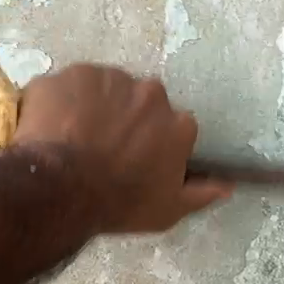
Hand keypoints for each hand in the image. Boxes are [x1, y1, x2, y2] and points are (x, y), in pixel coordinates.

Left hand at [14, 64, 232, 233]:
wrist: (65, 188)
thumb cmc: (121, 203)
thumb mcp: (169, 209)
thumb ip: (201, 193)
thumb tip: (227, 186)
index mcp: (179, 124)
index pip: (175, 127)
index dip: (156, 143)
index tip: (139, 159)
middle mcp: (151, 93)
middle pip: (142, 102)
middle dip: (128, 119)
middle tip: (106, 147)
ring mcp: (112, 79)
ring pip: (107, 89)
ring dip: (96, 108)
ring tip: (77, 139)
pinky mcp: (74, 74)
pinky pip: (71, 86)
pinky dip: (65, 102)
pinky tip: (56, 128)